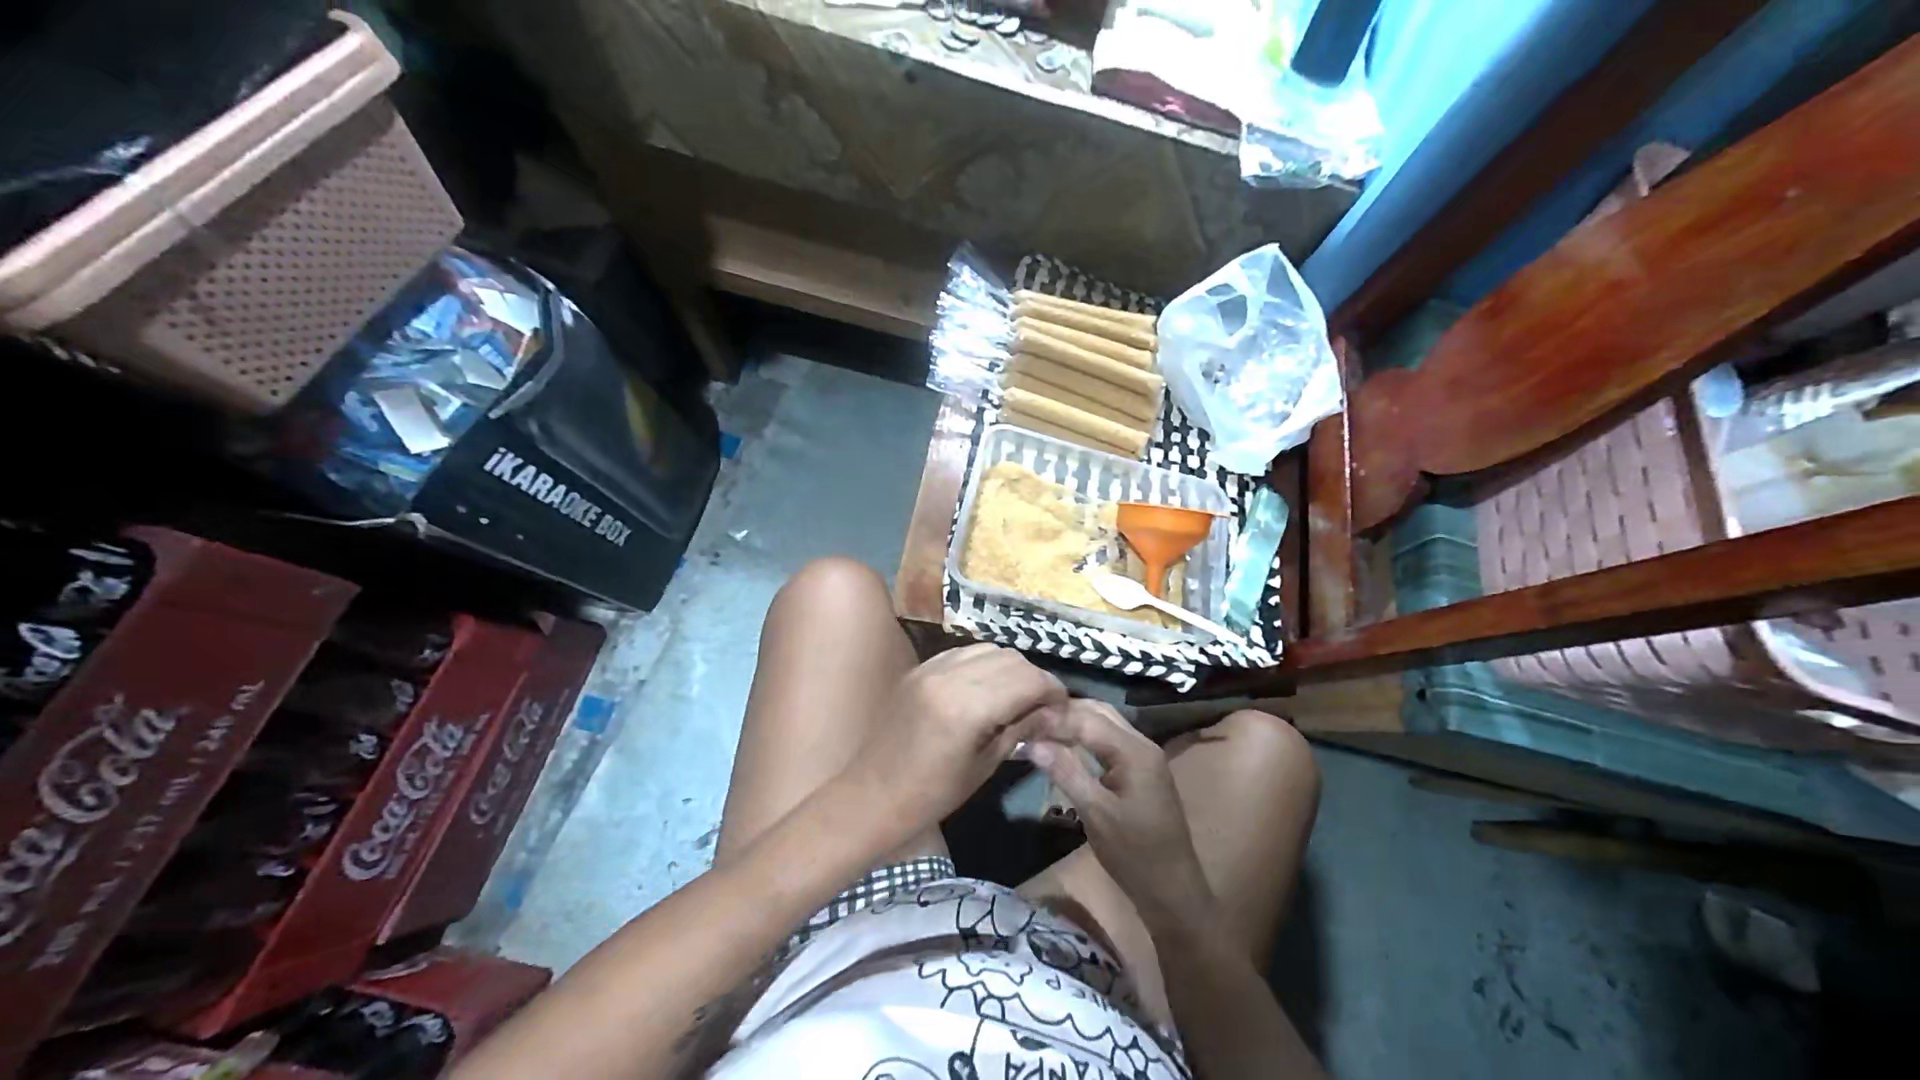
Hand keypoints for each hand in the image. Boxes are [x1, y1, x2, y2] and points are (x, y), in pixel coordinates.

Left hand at [838, 644, 1065, 834]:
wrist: (871, 795)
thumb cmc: (932, 795)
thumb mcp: (985, 766)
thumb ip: (1020, 729)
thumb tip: (1054, 712)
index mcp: (967, 706)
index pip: (1027, 679)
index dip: (1052, 690)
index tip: (1062, 708)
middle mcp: (949, 676)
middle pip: (1010, 658)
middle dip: (1033, 678)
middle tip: (1042, 705)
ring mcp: (930, 667)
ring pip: (988, 649)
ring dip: (1009, 668)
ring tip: (1015, 696)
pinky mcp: (919, 668)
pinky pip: (962, 653)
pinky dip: (983, 664)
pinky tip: (986, 689)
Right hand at [1028, 701, 1213, 931]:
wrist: (1172, 888)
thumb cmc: (1134, 853)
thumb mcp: (1095, 812)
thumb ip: (1066, 771)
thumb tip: (1032, 742)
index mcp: (1134, 751)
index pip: (1086, 718)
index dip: (1053, 718)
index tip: (1022, 722)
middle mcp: (1142, 744)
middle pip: (1098, 712)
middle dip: (1063, 713)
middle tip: (1029, 721)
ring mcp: (1144, 756)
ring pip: (1104, 723)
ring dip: (1074, 722)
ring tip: (1041, 730)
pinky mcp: (1140, 769)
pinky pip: (1109, 739)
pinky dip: (1085, 736)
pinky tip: (1064, 745)